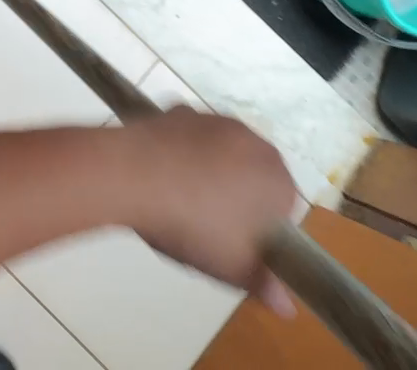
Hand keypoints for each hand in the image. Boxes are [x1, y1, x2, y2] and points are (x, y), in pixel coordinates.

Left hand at [115, 108, 298, 316]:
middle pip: (251, 174)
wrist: (130, 173)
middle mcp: (251, 139)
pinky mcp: (177, 110)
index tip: (236, 243)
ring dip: (209, 169)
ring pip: (220, 151)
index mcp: (277, 176)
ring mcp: (212, 118)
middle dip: (236, 196)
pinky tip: (161, 169)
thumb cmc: (191, 223)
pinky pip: (187, 135)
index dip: (261, 229)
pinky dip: (180, 148)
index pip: (283, 208)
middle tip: (207, 223)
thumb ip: (263, 283)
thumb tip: (286, 307)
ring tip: (179, 198)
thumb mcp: (231, 266)